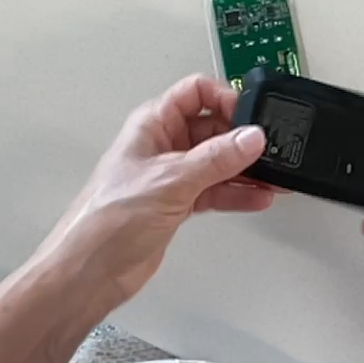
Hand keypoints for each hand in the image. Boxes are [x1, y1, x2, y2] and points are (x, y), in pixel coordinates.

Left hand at [38, 75, 272, 311]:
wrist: (89, 270)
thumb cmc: (107, 217)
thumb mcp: (171, 180)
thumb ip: (216, 159)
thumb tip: (251, 137)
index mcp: (153, 124)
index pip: (195, 92)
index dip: (225, 98)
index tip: (250, 118)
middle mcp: (163, 144)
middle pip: (212, 126)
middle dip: (242, 138)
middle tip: (269, 150)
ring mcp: (171, 175)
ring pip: (217, 161)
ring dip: (245, 168)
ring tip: (274, 177)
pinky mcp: (178, 203)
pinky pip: (215, 189)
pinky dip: (236, 193)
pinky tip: (258, 197)